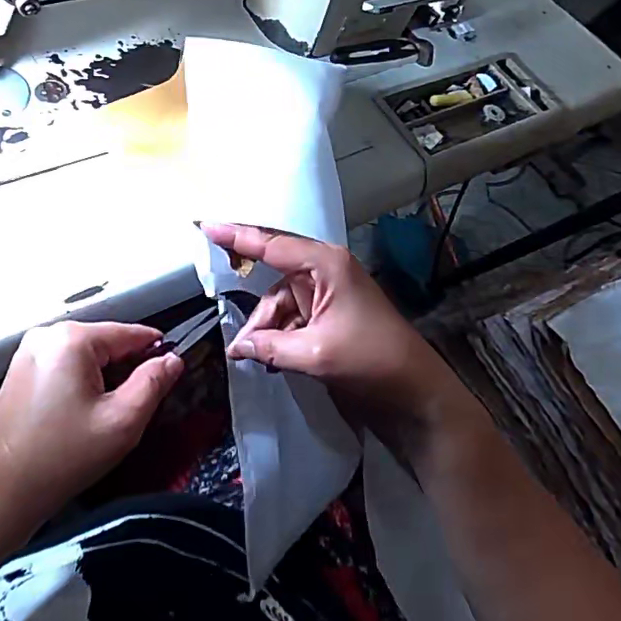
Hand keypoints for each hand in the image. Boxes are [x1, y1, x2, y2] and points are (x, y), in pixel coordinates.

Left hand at [0, 321, 183, 541]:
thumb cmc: (59, 459)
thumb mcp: (121, 422)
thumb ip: (153, 384)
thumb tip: (172, 360)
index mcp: (71, 339)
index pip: (131, 332)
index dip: (157, 352)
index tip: (175, 374)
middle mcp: (47, 336)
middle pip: (107, 343)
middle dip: (128, 370)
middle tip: (139, 408)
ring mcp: (29, 353)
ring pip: (87, 358)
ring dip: (106, 380)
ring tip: (110, 418)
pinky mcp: (20, 373)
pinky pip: (66, 368)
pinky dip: (83, 386)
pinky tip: (85, 418)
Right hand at [203, 222, 487, 458]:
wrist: (416, 394)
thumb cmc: (372, 362)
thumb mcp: (315, 355)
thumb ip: (270, 346)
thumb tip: (237, 347)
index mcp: (326, 264)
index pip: (271, 244)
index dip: (235, 236)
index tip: (205, 225)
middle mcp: (325, 271)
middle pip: (272, 279)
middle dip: (257, 313)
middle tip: (239, 341)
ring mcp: (328, 293)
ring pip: (279, 304)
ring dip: (267, 331)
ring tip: (258, 360)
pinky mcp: (329, 315)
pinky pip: (292, 318)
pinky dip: (280, 337)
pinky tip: (273, 360)